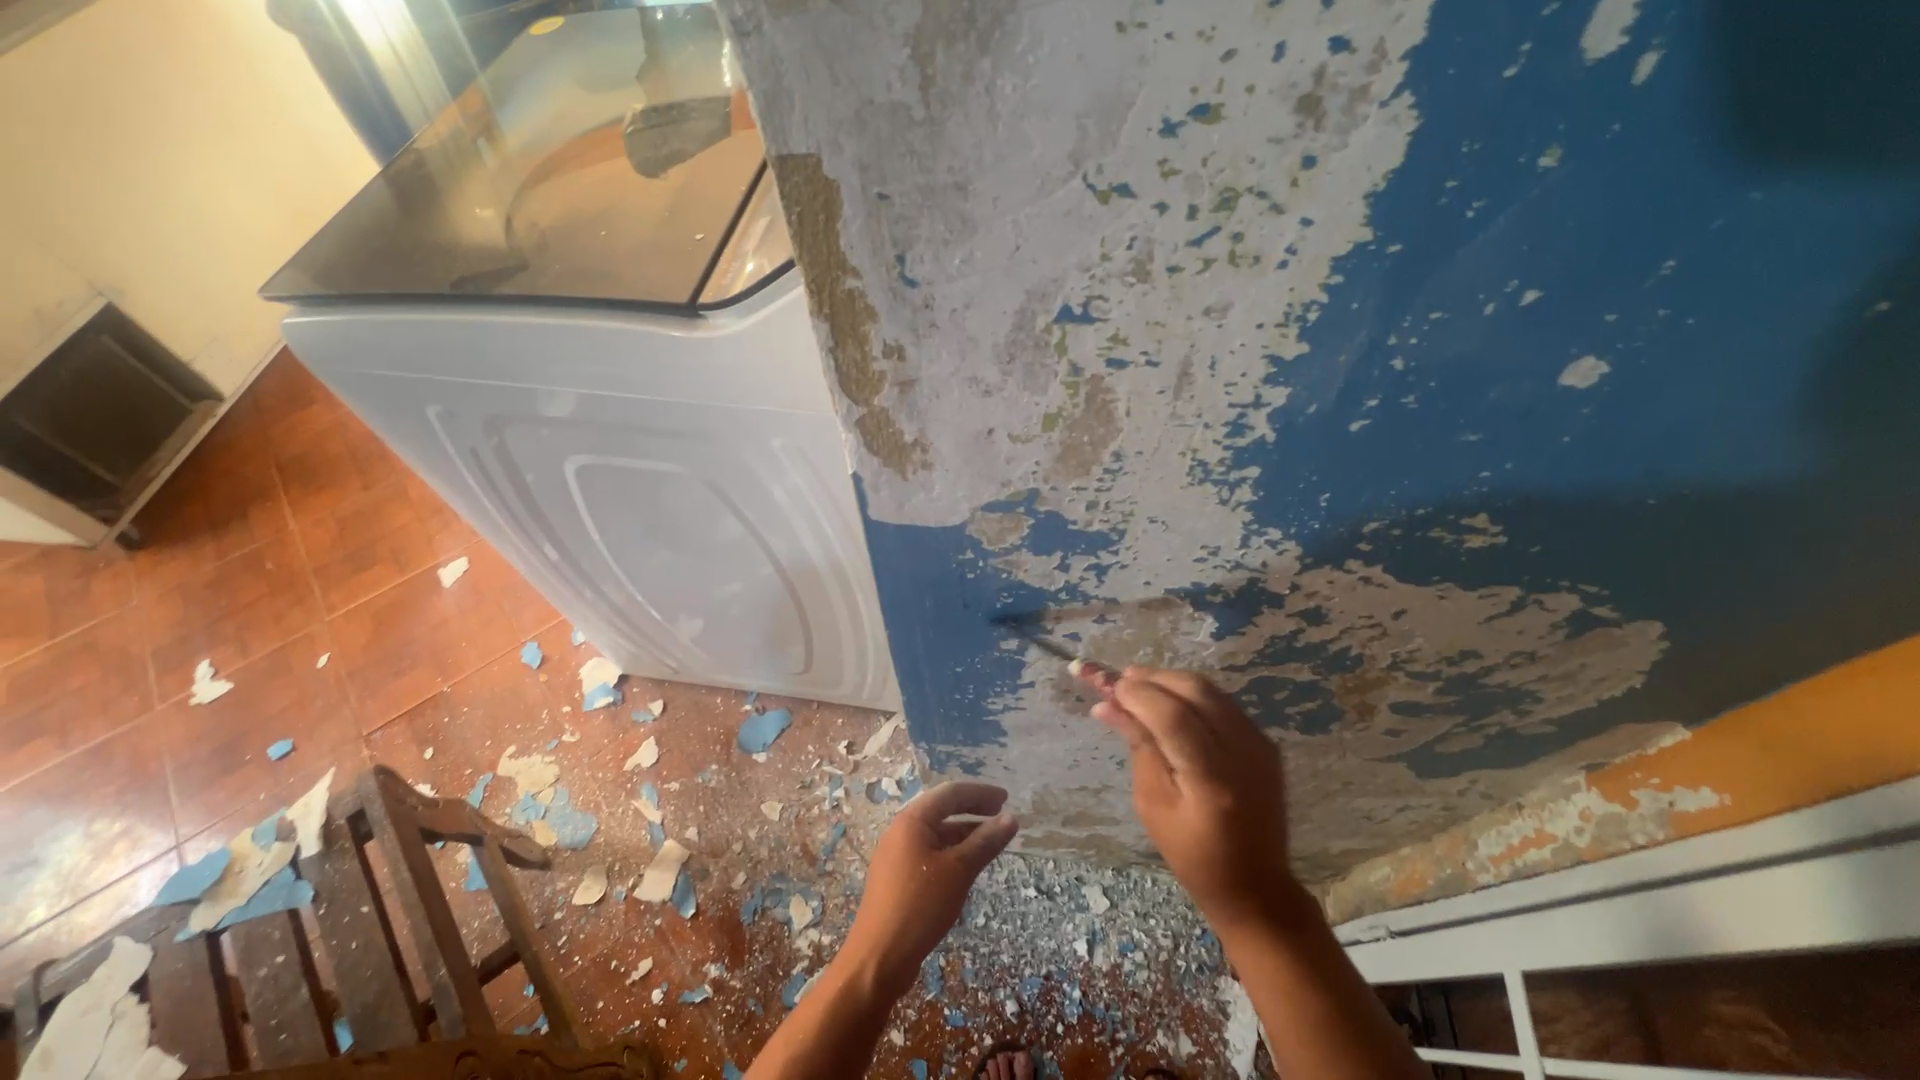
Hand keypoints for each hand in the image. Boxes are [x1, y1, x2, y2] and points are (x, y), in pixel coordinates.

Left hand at [841, 781, 1017, 994]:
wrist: (879, 957)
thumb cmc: (920, 906)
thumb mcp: (959, 871)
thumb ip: (985, 842)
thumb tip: (1010, 819)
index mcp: (912, 821)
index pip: (950, 793)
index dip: (980, 793)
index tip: (1006, 799)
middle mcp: (901, 832)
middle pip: (941, 810)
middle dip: (972, 810)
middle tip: (1002, 815)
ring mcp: (896, 856)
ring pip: (936, 835)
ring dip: (964, 833)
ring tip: (991, 842)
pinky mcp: (897, 879)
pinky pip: (930, 854)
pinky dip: (952, 853)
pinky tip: (967, 868)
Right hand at [1085, 665, 1303, 932]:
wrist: (1255, 884)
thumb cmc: (1192, 855)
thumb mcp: (1153, 805)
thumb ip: (1139, 748)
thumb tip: (1108, 705)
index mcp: (1212, 780)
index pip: (1172, 717)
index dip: (1138, 694)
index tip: (1107, 685)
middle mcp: (1243, 753)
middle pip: (1196, 692)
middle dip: (1154, 679)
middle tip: (1118, 680)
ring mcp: (1260, 745)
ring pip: (1211, 691)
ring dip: (1171, 681)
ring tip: (1137, 685)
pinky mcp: (1265, 744)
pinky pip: (1223, 703)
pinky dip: (1192, 694)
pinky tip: (1168, 701)